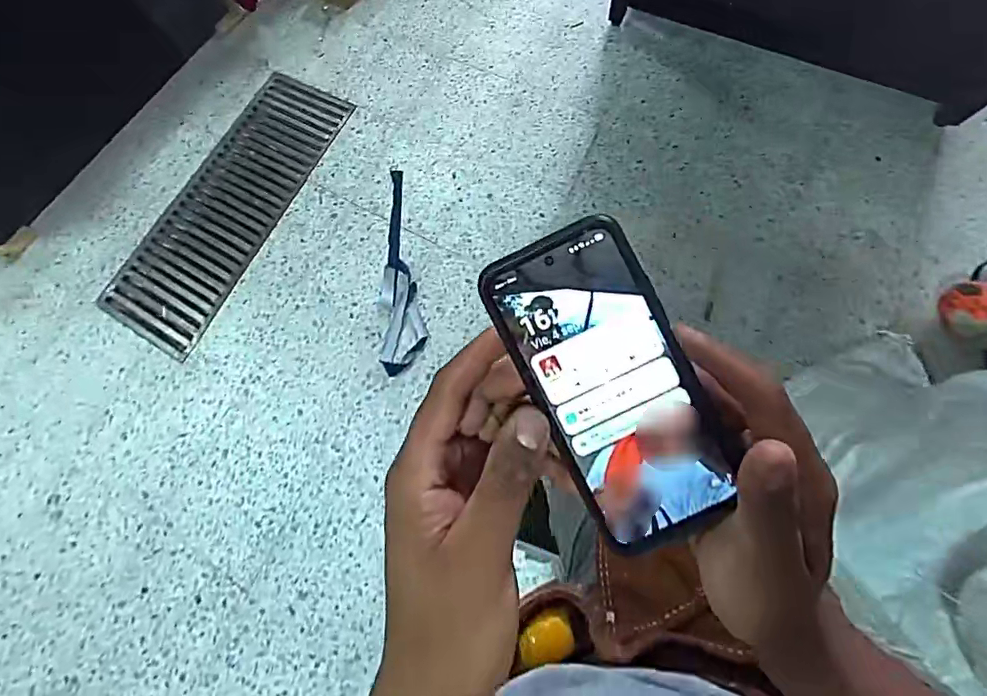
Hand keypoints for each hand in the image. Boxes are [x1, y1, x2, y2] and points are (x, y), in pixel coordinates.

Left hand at [374, 329, 551, 695]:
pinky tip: (562, 463)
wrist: (440, 689)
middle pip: (473, 408)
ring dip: (528, 425)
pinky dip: (532, 460)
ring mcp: (455, 488)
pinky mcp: (476, 506)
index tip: (510, 328)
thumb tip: (532, 417)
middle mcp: (434, 470)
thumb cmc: (446, 626)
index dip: (477, 357)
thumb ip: (504, 480)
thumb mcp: (478, 549)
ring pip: (493, 434)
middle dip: (513, 388)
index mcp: (418, 470)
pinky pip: (505, 465)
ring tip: (568, 413)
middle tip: (557, 373)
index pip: (447, 394)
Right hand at [674, 324, 838, 650]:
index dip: (725, 362)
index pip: (764, 397)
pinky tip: (652, 422)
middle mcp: (782, 452)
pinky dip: (682, 421)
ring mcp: (761, 461)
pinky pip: (712, 433)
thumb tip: (773, 447)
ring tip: (643, 382)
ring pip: (724, 411)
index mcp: (799, 465)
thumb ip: (771, 507)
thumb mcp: (770, 560)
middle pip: (740, 395)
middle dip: (698, 370)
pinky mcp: (740, 472)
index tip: (681, 337)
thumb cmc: (773, 599)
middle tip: (648, 355)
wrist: (779, 633)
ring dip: (687, 393)